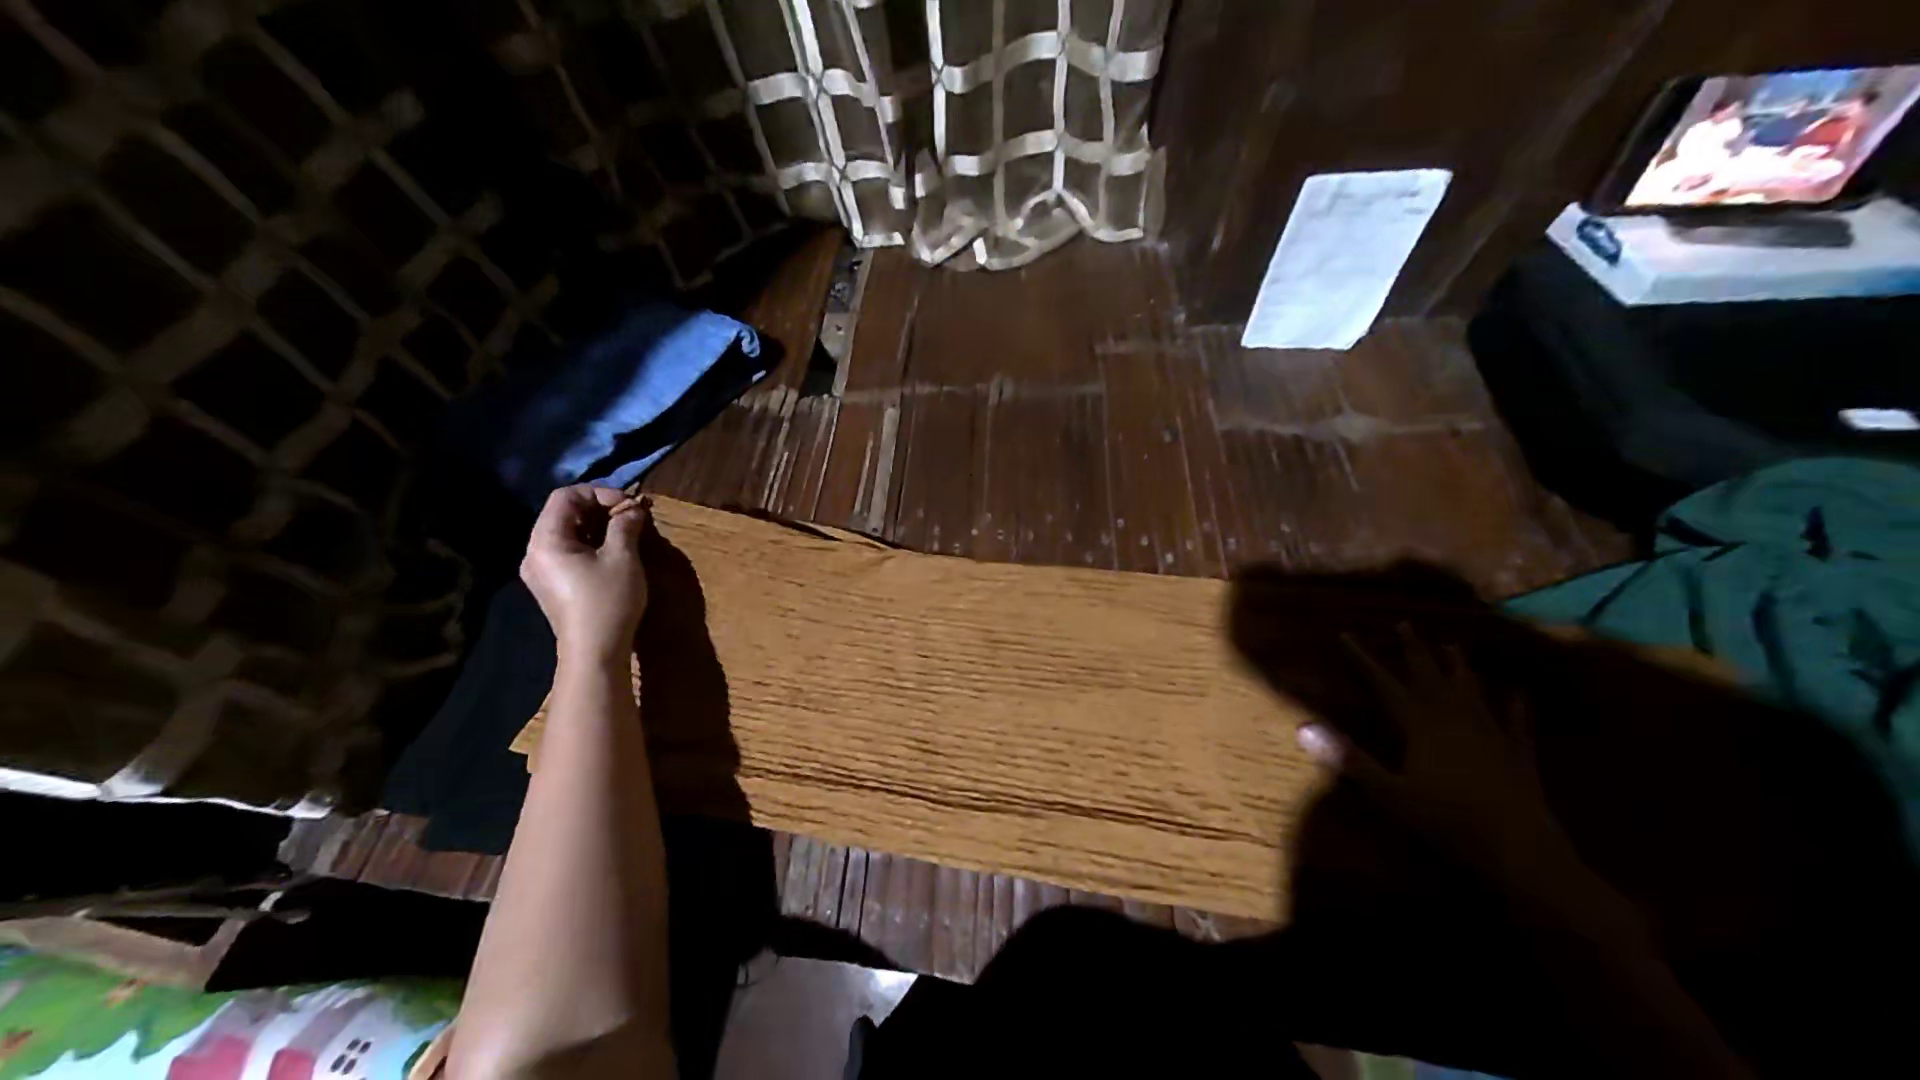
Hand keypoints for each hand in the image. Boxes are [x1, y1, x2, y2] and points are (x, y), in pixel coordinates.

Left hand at [520, 485, 649, 665]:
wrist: (595, 652)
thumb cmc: (608, 600)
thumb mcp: (623, 557)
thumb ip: (625, 525)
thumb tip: (633, 508)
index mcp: (545, 541)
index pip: (565, 497)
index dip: (598, 492)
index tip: (628, 504)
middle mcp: (535, 552)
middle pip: (563, 513)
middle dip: (599, 508)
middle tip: (630, 516)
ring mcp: (541, 571)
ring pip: (567, 533)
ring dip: (597, 526)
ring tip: (626, 532)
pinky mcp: (552, 586)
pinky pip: (568, 552)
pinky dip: (591, 543)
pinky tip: (613, 552)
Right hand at [1299, 625, 1586, 899]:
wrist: (1523, 853)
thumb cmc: (1449, 823)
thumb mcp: (1390, 794)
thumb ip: (1350, 759)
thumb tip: (1304, 728)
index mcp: (1421, 727)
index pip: (1385, 684)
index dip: (1363, 660)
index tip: (1345, 635)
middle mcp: (1455, 721)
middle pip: (1430, 678)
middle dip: (1414, 650)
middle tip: (1405, 624)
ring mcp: (1492, 736)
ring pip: (1471, 692)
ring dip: (1459, 667)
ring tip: (1452, 644)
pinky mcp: (1519, 756)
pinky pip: (1516, 723)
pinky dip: (1514, 706)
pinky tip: (1516, 693)